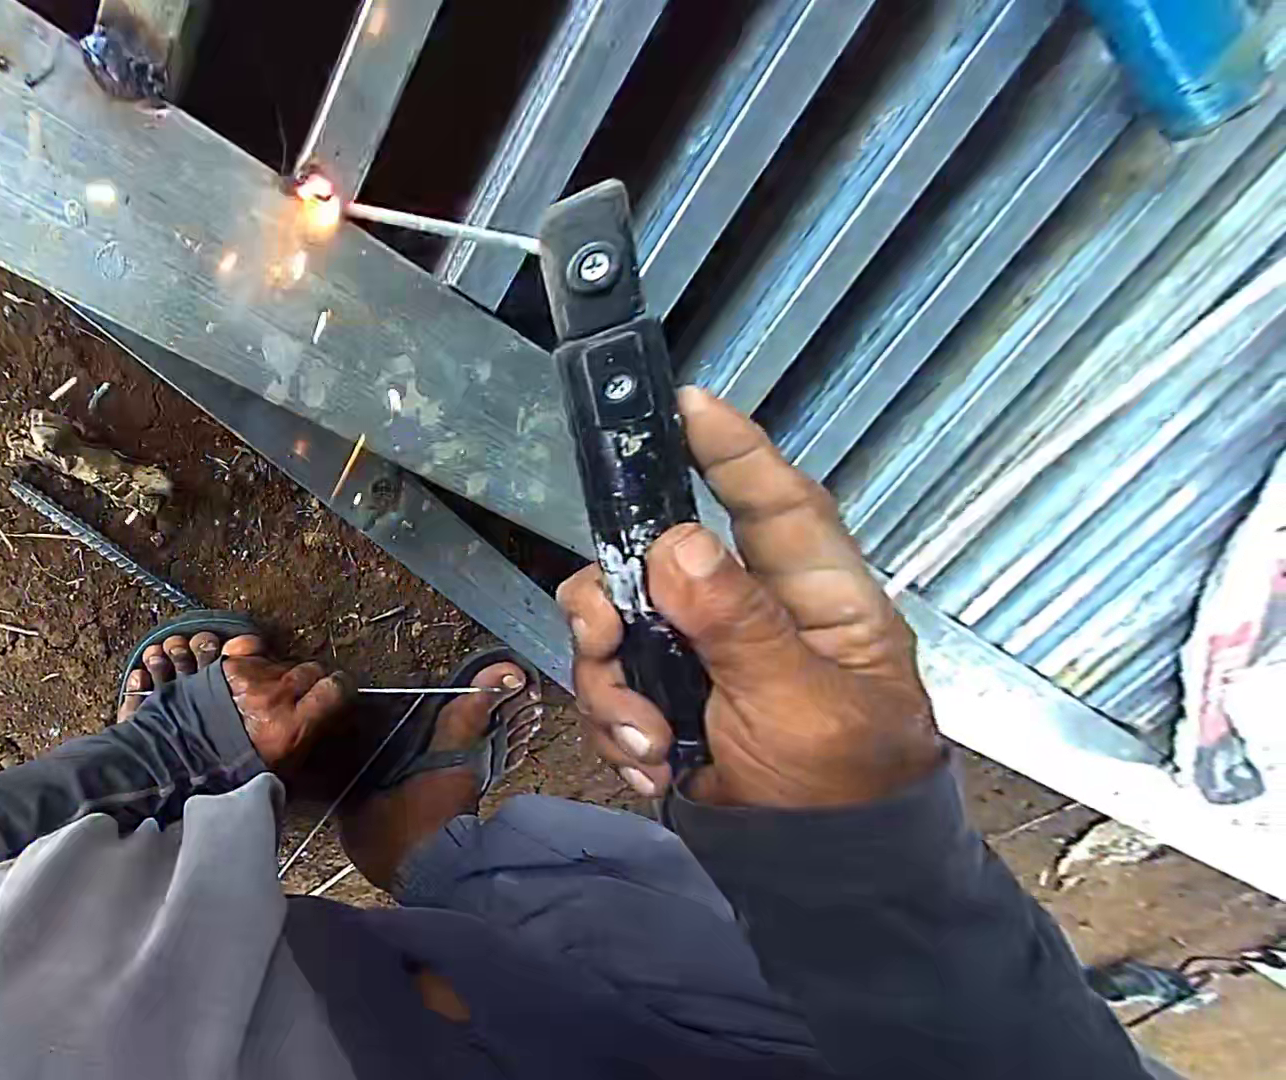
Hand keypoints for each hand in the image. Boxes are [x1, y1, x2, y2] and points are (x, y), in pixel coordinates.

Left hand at [222, 656, 351, 777]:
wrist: (185, 758)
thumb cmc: (234, 769)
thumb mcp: (284, 768)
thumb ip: (314, 740)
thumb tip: (340, 725)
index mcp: (291, 726)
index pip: (335, 689)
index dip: (341, 688)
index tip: (339, 692)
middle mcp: (275, 695)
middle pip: (313, 669)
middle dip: (313, 681)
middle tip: (301, 697)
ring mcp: (251, 675)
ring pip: (285, 660)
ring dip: (284, 673)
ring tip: (268, 692)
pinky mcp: (230, 663)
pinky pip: (254, 644)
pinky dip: (257, 652)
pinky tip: (255, 667)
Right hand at [556, 386, 938, 808]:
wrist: (800, 874)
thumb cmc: (839, 787)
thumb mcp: (802, 708)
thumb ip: (741, 625)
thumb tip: (674, 542)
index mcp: (808, 599)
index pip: (775, 505)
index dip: (732, 450)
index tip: (688, 403)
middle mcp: (734, 608)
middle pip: (643, 562)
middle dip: (609, 605)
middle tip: (604, 643)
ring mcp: (686, 646)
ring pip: (604, 621)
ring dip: (607, 683)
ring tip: (644, 742)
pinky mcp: (650, 683)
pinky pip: (599, 675)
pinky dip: (610, 720)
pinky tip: (645, 762)